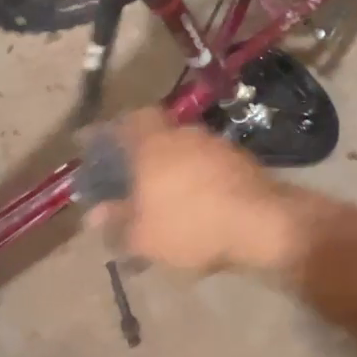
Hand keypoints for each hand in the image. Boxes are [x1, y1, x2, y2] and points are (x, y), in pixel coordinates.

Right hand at [87, 108, 305, 274]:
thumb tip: (94, 213)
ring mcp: (215, 143)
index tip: (100, 144)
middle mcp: (183, 134)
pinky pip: (206, 161)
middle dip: (143, 151)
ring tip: (163, 193)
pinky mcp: (238, 159)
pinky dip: (196, 175)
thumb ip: (117, 221)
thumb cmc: (192, 226)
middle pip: (156, 133)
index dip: (113, 130)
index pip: (129, 120)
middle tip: (132, 175)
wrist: (261, 223)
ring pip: (183, 147)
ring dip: (171, 165)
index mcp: (154, 144)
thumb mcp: (144, 235)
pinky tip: (195, 199)